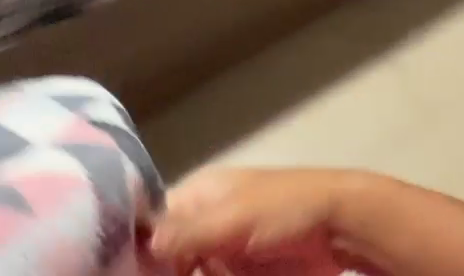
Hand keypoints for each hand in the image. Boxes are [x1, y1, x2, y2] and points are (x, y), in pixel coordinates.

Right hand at [149, 167, 363, 275]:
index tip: (123, 273)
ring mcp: (221, 250)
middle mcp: (204, 221)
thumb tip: (141, 243)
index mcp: (199, 195)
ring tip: (219, 273)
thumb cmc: (284, 209)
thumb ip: (186, 231)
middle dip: (163, 272)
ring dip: (186, 275)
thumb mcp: (232, 218)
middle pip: (168, 258)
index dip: (137, 251)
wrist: (339, 225)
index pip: (152, 224)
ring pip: (188, 271)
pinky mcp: (239, 272)